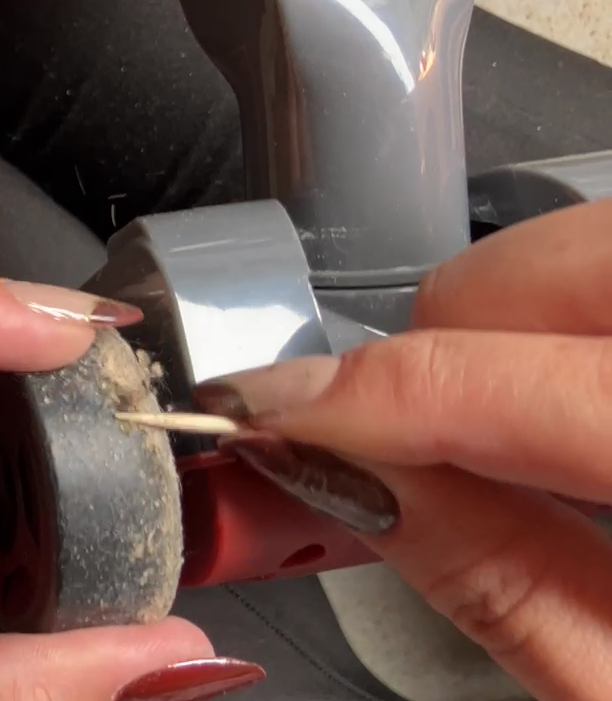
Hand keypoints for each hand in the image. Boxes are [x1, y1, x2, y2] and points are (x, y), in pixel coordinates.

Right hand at [202, 198, 611, 699]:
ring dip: (523, 325)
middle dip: (452, 331)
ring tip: (514, 428)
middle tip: (404, 424)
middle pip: (577, 258)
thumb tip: (332, 465)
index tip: (255, 404)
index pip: (519, 380)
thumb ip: (503, 585)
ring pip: (604, 248)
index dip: (355, 390)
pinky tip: (584, 423)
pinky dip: (585, 329)